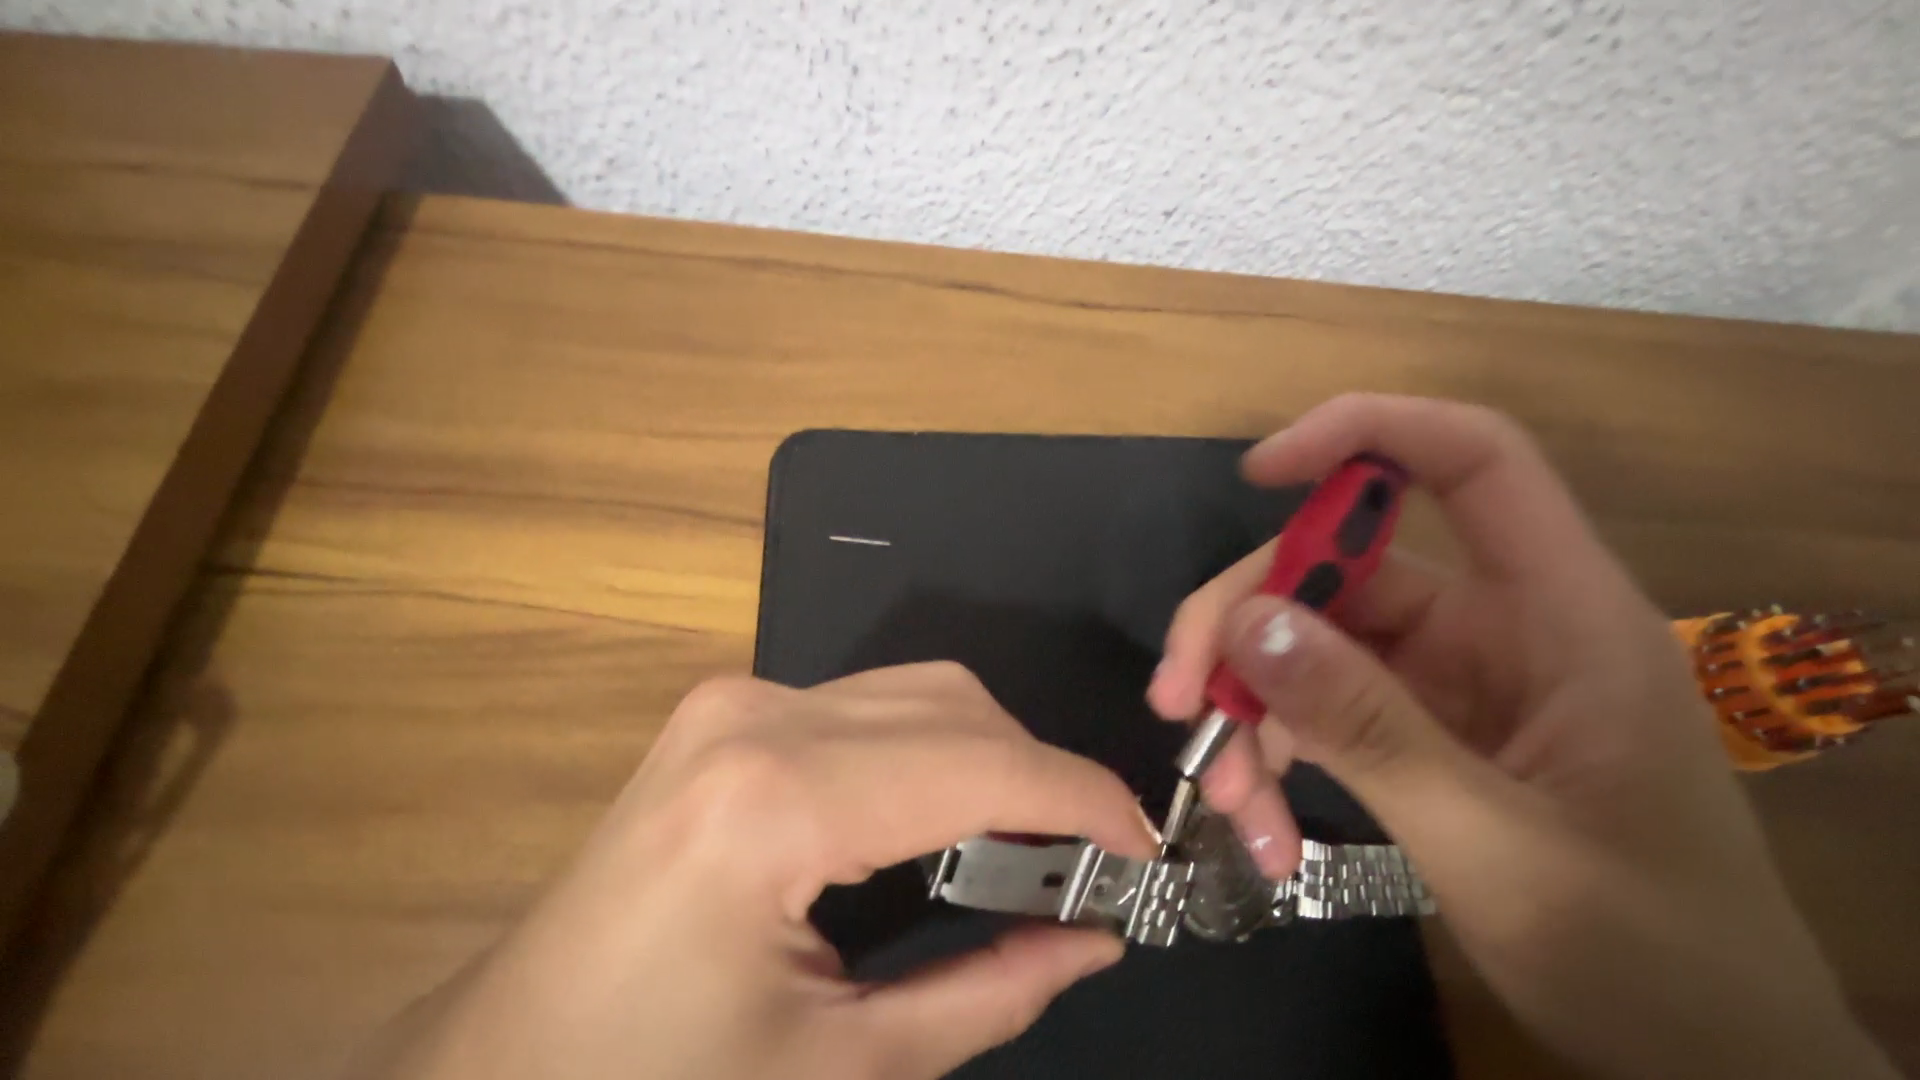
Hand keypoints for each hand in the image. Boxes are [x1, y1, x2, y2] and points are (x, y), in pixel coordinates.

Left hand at [349, 663, 1155, 1079]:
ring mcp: (734, 701)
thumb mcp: (842, 1066)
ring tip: (1027, 843)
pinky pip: (866, 704)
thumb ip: (989, 991)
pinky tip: (944, 814)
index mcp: (777, 801)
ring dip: (990, 755)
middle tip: (1088, 860)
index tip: (1145, 848)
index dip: (1083, 799)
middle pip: (955, 705)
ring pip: (916, 691)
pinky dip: (932, 747)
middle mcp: (757, 716)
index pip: (980, 764)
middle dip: (1042, 776)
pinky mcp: (726, 711)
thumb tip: (1095, 939)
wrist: (502, 1064)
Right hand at [1150, 394, 1895, 1079]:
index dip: (1366, 434)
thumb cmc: (1644, 954)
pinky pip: (1321, 711)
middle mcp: (1496, 629)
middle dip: (1244, 624)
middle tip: (1177, 699)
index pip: (1473, 463)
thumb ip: (1371, 729)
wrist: (1708, 1064)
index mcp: (1559, 617)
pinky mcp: (1419, 732)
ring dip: (1250, 711)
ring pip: (1313, 645)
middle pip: (1344, 570)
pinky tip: (1259, 826)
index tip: (1257, 474)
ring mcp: (1451, 683)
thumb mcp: (1495, 846)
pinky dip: (1276, 757)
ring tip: (1224, 800)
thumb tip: (1247, 623)